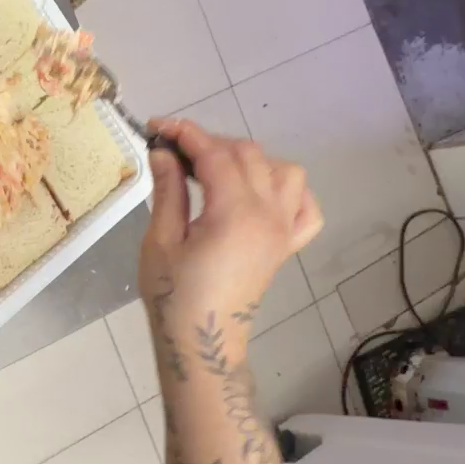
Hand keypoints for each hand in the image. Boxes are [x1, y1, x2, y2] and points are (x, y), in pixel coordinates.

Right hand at [138, 119, 321, 329]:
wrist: (202, 338)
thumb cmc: (173, 292)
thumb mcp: (160, 239)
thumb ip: (168, 191)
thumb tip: (163, 151)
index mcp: (234, 212)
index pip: (215, 155)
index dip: (186, 133)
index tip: (158, 125)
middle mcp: (269, 214)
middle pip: (249, 155)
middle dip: (211, 141)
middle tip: (174, 148)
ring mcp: (285, 229)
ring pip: (284, 170)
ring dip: (250, 159)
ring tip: (214, 168)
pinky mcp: (288, 244)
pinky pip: (306, 205)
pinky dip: (287, 189)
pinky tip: (259, 191)